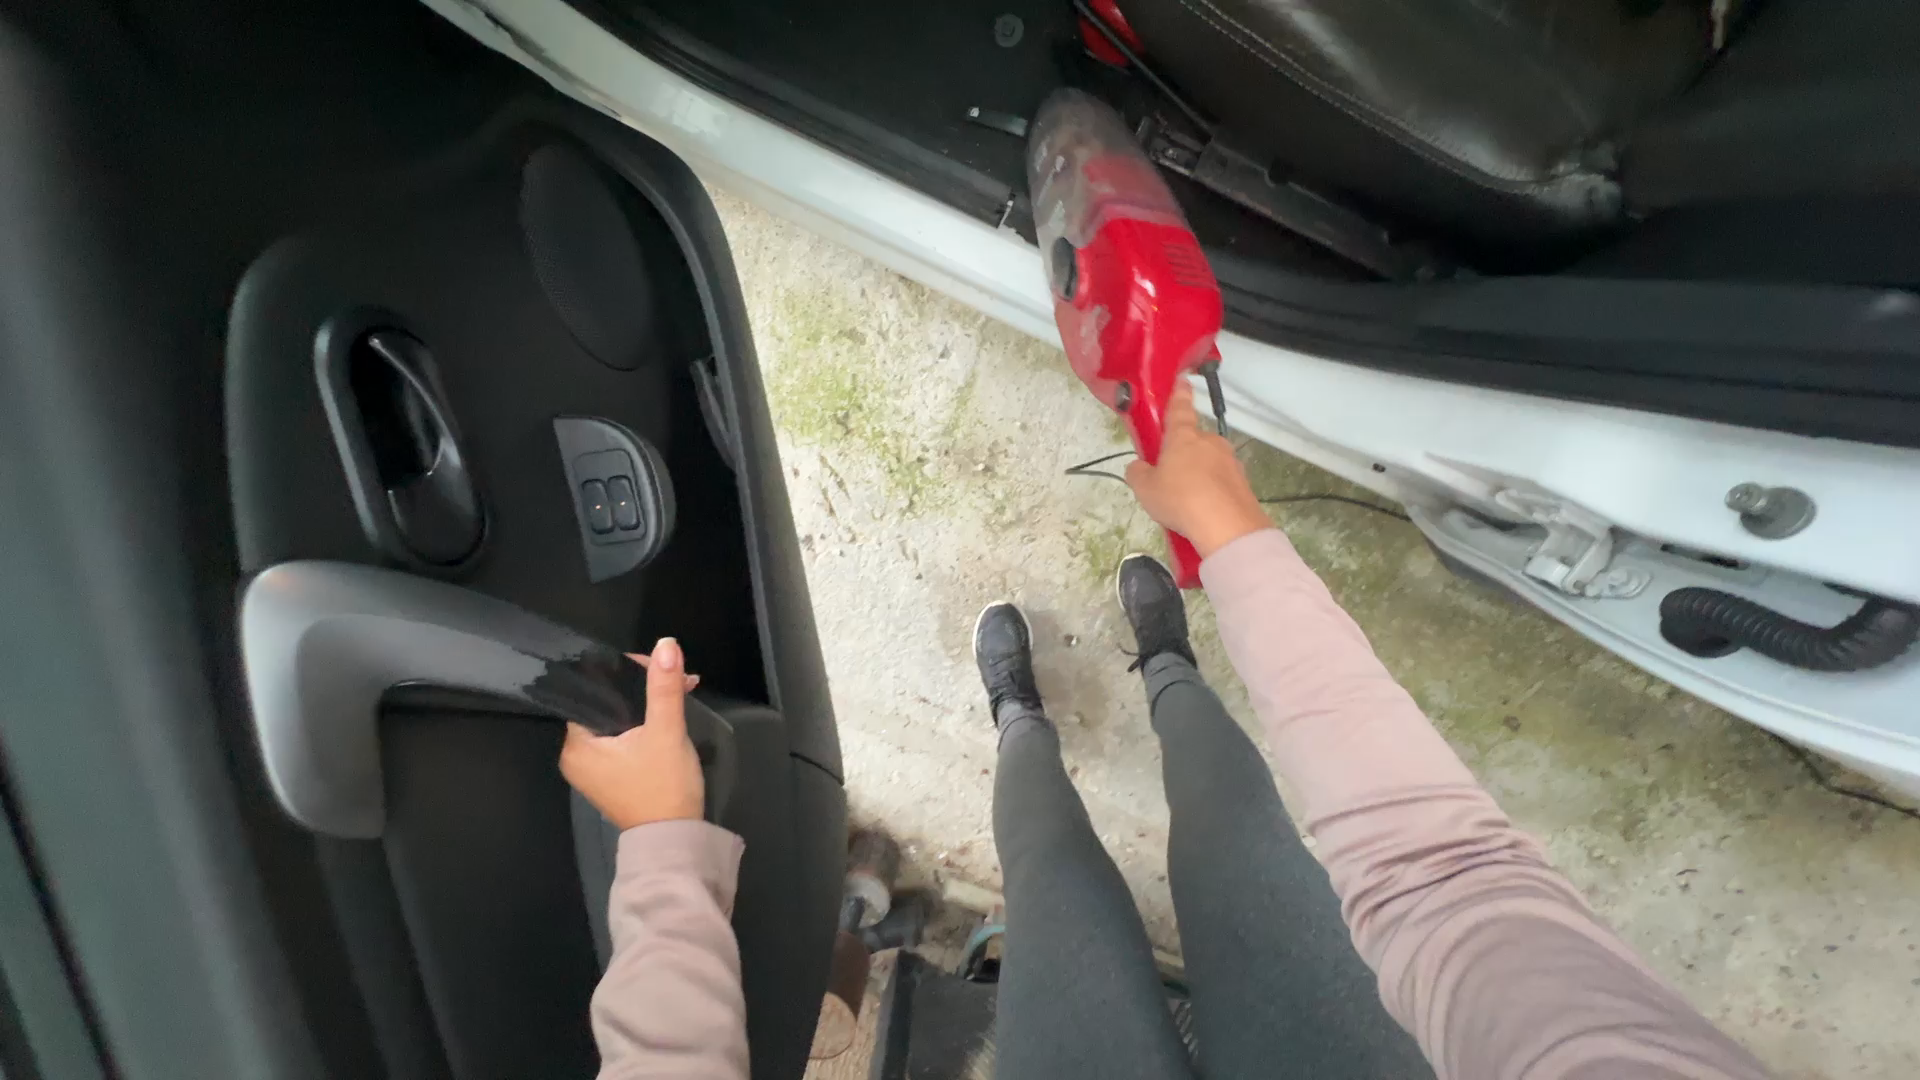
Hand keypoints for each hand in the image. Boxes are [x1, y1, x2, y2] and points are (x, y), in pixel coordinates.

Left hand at [560, 637, 705, 829]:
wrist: (675, 837)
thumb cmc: (663, 784)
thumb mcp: (665, 730)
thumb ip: (663, 686)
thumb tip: (665, 644)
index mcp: (577, 744)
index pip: (594, 692)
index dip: (624, 673)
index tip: (655, 665)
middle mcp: (578, 755)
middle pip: (610, 704)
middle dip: (644, 686)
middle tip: (677, 677)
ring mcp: (596, 768)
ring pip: (621, 718)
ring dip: (650, 702)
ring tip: (682, 689)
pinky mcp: (615, 775)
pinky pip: (627, 736)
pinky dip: (648, 722)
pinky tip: (672, 711)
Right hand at [1125, 380, 1271, 557]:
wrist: (1226, 527)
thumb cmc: (1180, 499)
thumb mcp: (1145, 489)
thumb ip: (1138, 473)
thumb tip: (1139, 466)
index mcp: (1183, 436)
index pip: (1179, 408)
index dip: (1178, 394)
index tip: (1182, 381)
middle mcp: (1210, 442)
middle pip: (1193, 442)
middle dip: (1182, 455)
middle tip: (1168, 478)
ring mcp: (1230, 461)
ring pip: (1208, 463)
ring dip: (1198, 475)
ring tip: (1186, 503)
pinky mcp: (1243, 481)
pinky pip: (1221, 482)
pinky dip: (1211, 492)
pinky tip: (1202, 512)